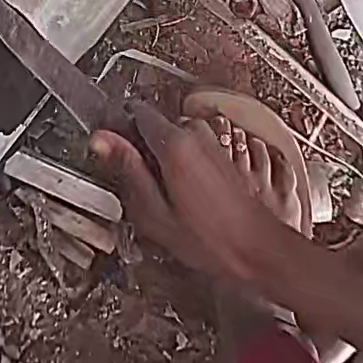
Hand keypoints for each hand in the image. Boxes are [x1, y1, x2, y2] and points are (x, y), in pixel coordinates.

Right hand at [90, 101, 307, 286]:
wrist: (261, 249)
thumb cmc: (211, 239)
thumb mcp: (155, 212)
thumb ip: (127, 168)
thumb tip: (101, 139)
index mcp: (174, 144)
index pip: (136, 112)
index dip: (122, 130)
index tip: (117, 152)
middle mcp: (196, 133)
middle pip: (156, 126)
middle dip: (145, 149)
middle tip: (146, 187)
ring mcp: (214, 141)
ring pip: (175, 137)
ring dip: (168, 157)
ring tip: (172, 194)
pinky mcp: (225, 152)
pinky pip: (194, 146)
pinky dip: (187, 164)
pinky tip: (192, 194)